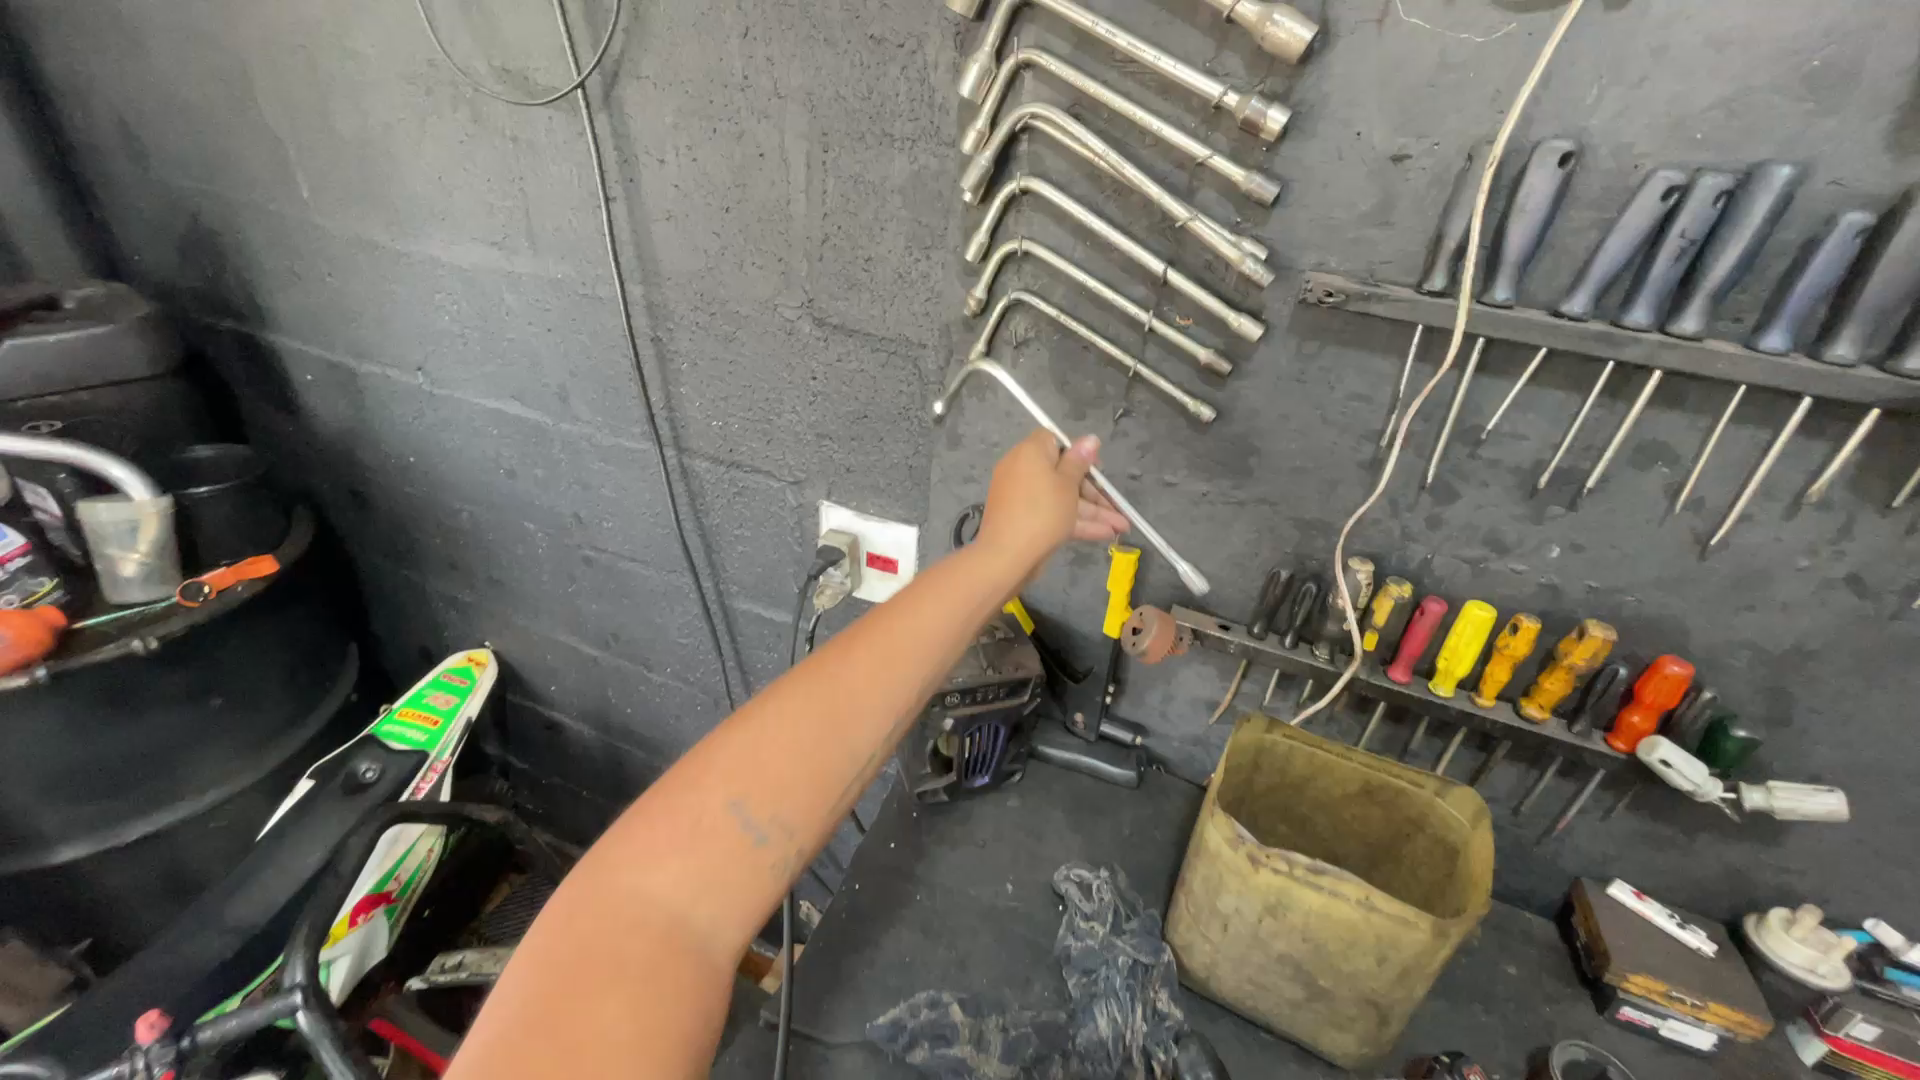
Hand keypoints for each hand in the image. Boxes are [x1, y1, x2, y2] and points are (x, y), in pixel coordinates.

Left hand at [978, 429, 1128, 574]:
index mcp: (1030, 453)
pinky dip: (1075, 522)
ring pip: (1062, 498)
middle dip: (1094, 492)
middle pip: (1063, 474)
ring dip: (1092, 512)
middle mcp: (1023, 471)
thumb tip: (1090, 438)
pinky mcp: (1024, 520)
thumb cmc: (1042, 512)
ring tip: (1122, 527)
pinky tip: (1105, 534)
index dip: (1077, 452)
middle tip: (1118, 507)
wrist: (1006, 557)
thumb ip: (1079, 462)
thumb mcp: (1067, 485)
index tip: (1095, 468)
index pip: (1053, 441)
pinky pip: (1052, 514)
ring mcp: (1023, 498)